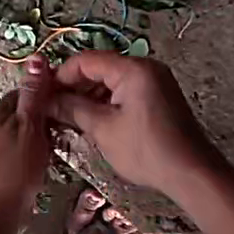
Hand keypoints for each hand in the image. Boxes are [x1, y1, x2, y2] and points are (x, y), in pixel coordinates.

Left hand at [0, 57, 52, 226]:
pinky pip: (13, 153)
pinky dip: (28, 158)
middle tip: (62, 140)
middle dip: (43, 124)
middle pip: (21, 115)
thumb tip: (37, 58)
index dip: (48, 101)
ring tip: (52, 157)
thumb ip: (34, 97)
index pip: (24, 93)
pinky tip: (37, 171)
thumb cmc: (14, 173)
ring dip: (37, 143)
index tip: (67, 113)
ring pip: (19, 135)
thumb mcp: (30, 130)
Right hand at [46, 52, 225, 196]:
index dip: (60, 76)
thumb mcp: (103, 129)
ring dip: (90, 97)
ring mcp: (156, 82)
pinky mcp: (161, 98)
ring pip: (112, 82)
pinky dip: (108, 104)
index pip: (85, 61)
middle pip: (100, 69)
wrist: (190, 172)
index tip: (42, 95)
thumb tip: (46, 100)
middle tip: (53, 109)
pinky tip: (94, 122)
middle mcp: (146, 68)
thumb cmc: (145, 150)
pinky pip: (127, 92)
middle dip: (74, 88)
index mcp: (133, 69)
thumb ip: (73, 109)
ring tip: (70, 119)